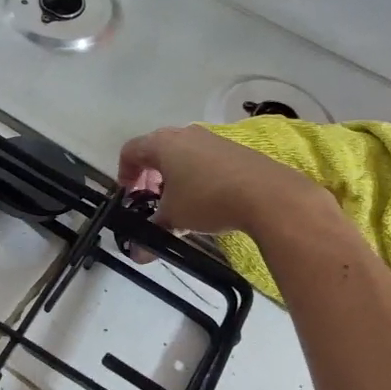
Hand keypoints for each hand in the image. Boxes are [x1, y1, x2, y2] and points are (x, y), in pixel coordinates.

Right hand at [117, 125, 327, 237]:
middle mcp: (185, 134)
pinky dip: (197, 175)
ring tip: (180, 202)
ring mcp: (212, 139)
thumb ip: (152, 231)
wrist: (267, 194)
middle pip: (157, 149)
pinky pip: (205, 159)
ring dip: (174, 176)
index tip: (128, 196)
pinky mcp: (234, 149)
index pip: (131, 151)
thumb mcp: (174, 218)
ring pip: (183, 154)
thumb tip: (137, 255)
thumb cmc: (207, 199)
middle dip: (149, 175)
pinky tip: (208, 199)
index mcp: (162, 144)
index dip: (123, 173)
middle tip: (152, 199)